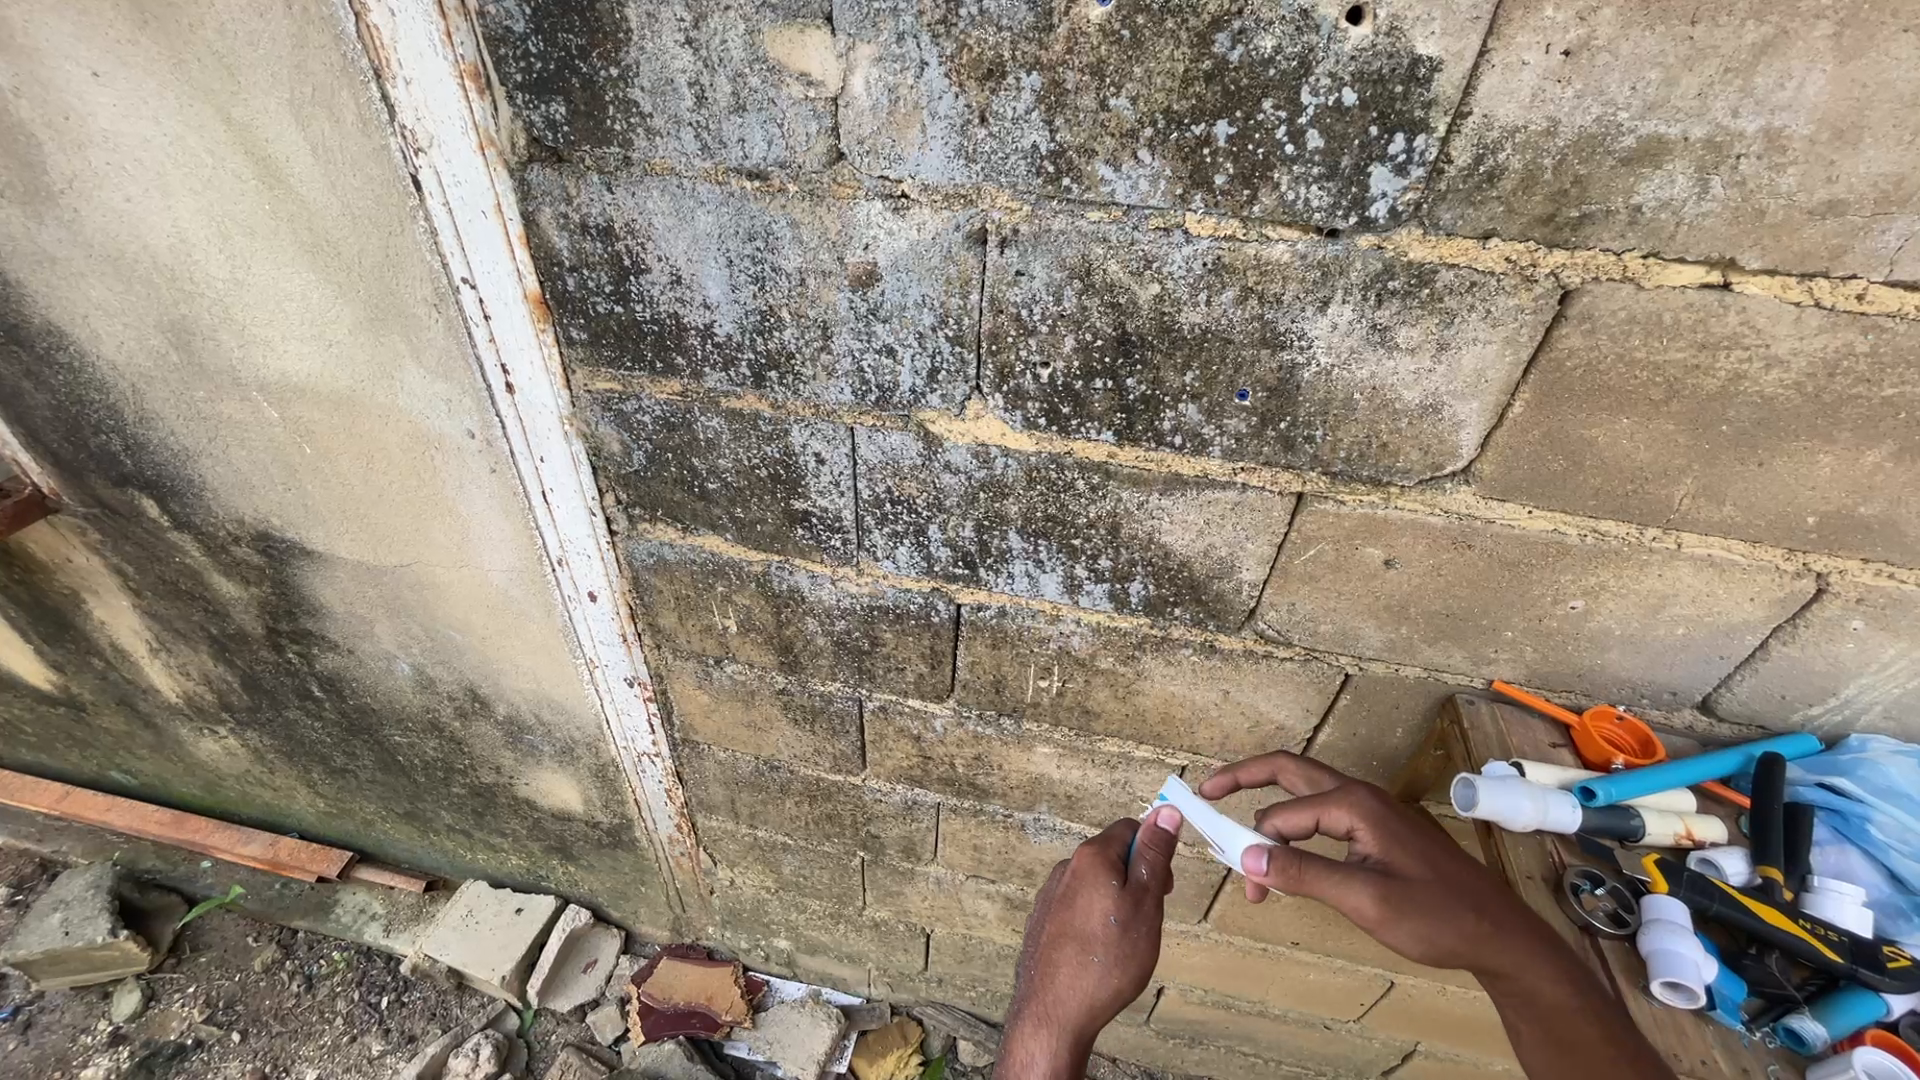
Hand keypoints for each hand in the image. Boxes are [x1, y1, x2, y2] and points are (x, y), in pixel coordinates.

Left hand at [996, 805, 1181, 1079]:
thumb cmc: (1109, 958)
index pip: (1130, 828)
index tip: (1164, 887)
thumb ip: (1154, 855)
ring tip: (1125, 941)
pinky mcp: (1042, 920)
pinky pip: (1076, 907)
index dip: (1153, 851)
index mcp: (1091, 856)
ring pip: (1094, 883)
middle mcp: (1066, 867)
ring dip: (1115, 900)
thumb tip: (1165, 810)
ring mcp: (1050, 894)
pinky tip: (1098, 952)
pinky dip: (1093, 920)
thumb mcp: (1145, 903)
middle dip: (1135, 879)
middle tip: (1148, 919)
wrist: (1053, 1011)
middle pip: (1111, 856)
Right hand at [1199, 752, 1558, 978]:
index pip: (1284, 814)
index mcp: (1355, 804)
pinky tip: (1288, 845)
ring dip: (1271, 804)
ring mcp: (1372, 810)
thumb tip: (1245, 859)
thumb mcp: (1365, 900)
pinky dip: (1296, 821)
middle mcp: (1360, 795)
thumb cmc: (1438, 917)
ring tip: (1242, 825)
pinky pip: (1324, 811)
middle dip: (1244, 777)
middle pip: (1288, 769)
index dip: (1258, 846)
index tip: (1247, 886)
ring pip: (1306, 789)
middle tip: (1205, 790)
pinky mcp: (1380, 828)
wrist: (1503, 937)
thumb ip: (1303, 875)